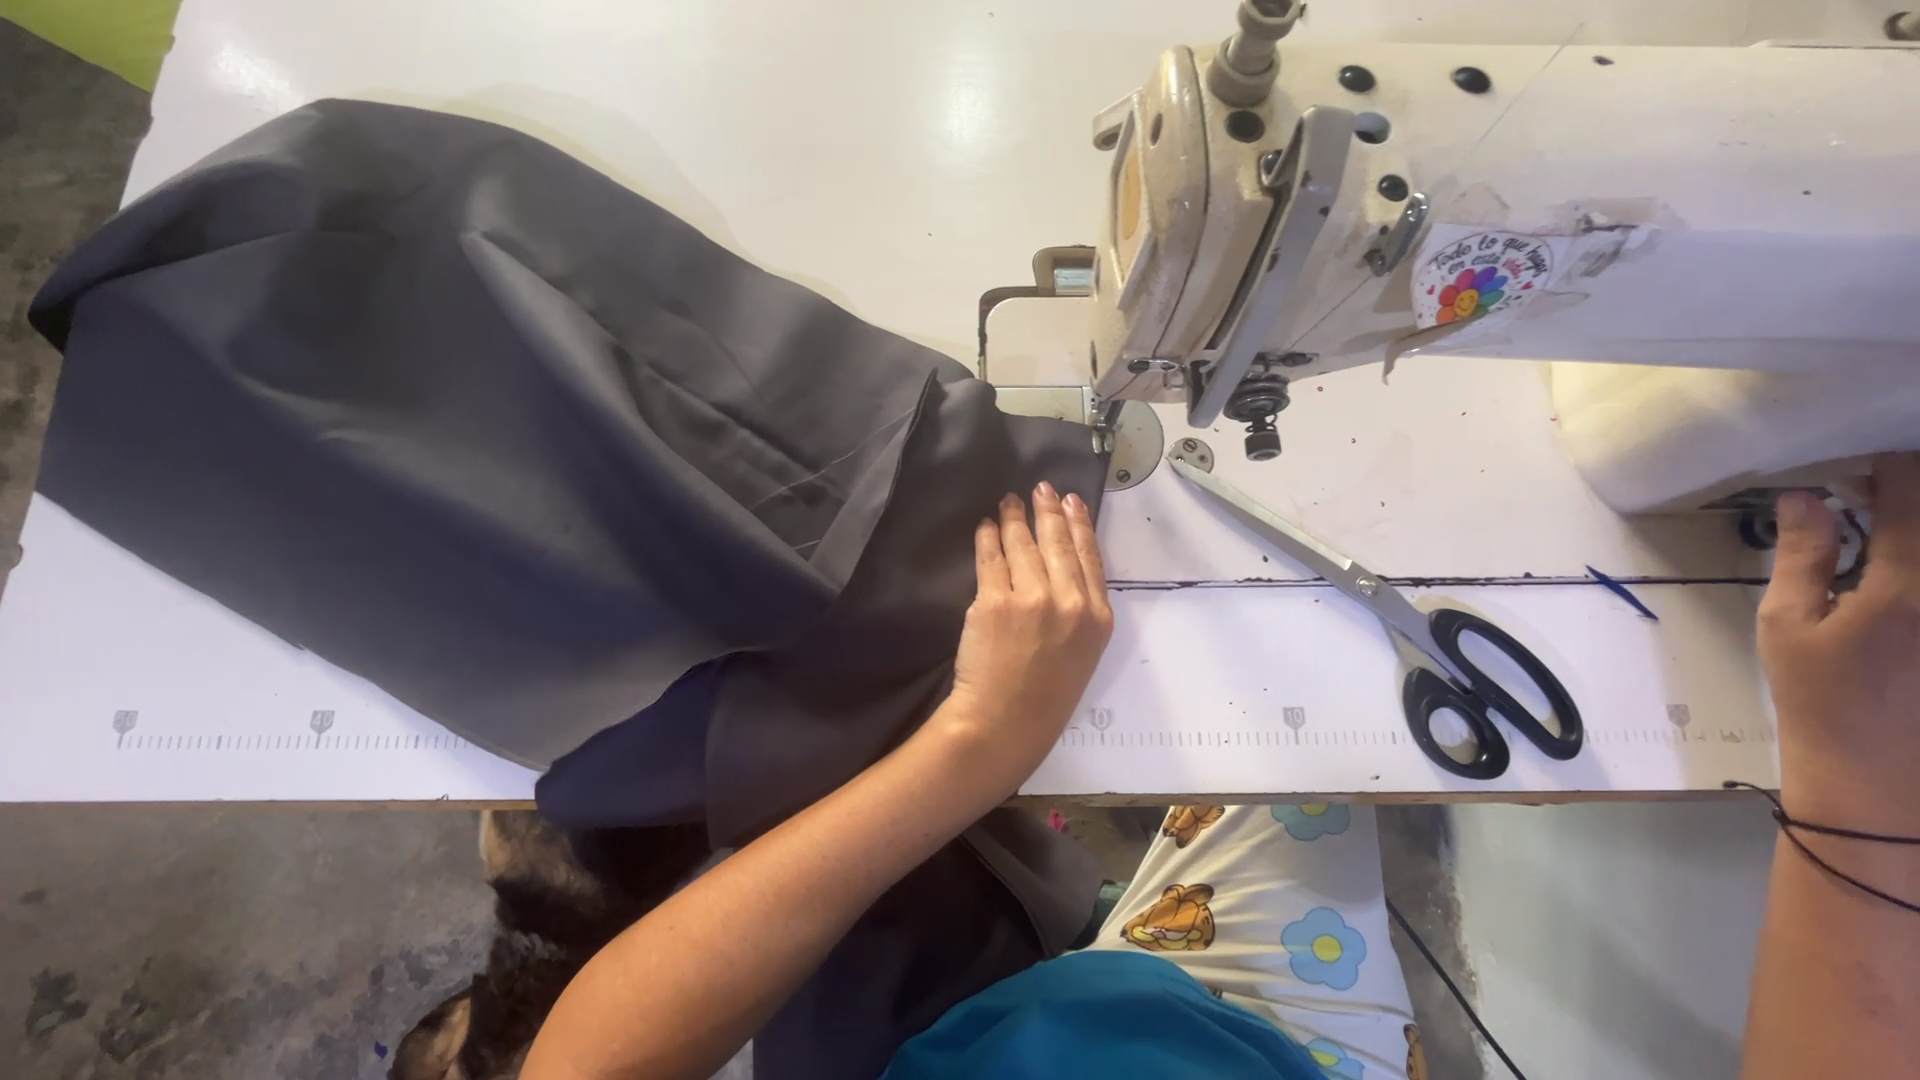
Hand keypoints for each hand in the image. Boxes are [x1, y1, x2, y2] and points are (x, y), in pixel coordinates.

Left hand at [934, 483, 1114, 790]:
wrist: (1006, 722)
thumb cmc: (1046, 697)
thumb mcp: (1083, 654)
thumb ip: (1080, 612)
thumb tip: (1062, 572)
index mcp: (1098, 618)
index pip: (1090, 558)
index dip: (1080, 525)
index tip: (1072, 502)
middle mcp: (1070, 602)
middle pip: (1058, 543)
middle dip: (1047, 510)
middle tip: (1040, 488)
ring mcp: (1032, 599)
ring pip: (1023, 545)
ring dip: (1014, 519)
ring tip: (1008, 503)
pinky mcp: (995, 601)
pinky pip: (991, 558)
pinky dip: (987, 538)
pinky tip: (986, 527)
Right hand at [1758, 453, 1919, 831]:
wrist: (1873, 763)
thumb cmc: (1815, 691)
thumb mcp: (1787, 622)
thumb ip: (1802, 555)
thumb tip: (1805, 497)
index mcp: (1904, 586)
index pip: (1911, 504)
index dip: (1896, 469)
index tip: (1873, 455)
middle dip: (1914, 493)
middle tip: (1883, 484)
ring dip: (1915, 532)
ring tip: (1894, 524)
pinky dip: (1917, 559)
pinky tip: (1899, 559)